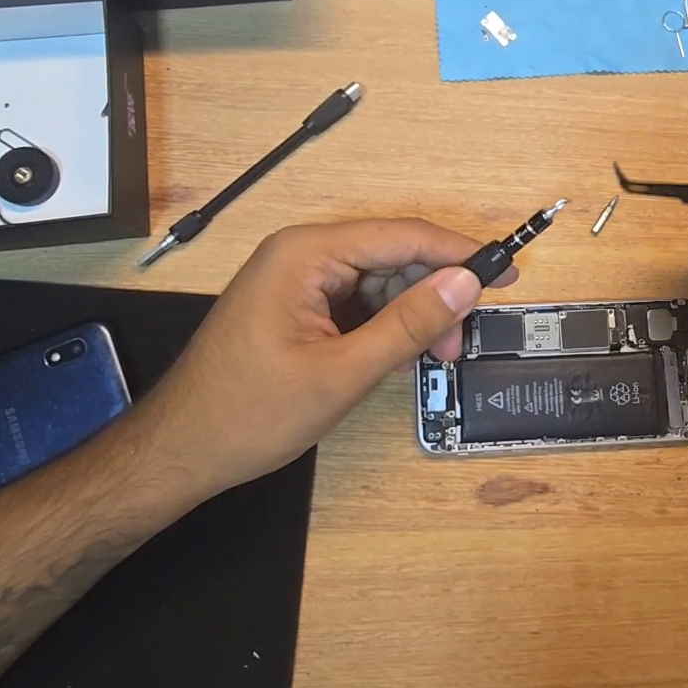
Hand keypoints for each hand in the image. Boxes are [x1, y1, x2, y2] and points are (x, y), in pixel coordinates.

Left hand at [144, 219, 516, 495]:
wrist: (181, 451)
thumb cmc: (251, 413)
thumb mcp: (343, 372)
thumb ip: (409, 324)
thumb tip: (467, 282)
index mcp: (306, 253)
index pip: (400, 236)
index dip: (457, 252)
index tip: (506, 272)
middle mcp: (301, 254)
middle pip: (390, 257)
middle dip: (431, 295)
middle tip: (459, 342)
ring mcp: (297, 280)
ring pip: (377, 283)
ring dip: (410, 315)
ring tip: (431, 357)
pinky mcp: (297, 306)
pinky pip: (356, 303)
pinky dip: (384, 326)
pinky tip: (399, 355)